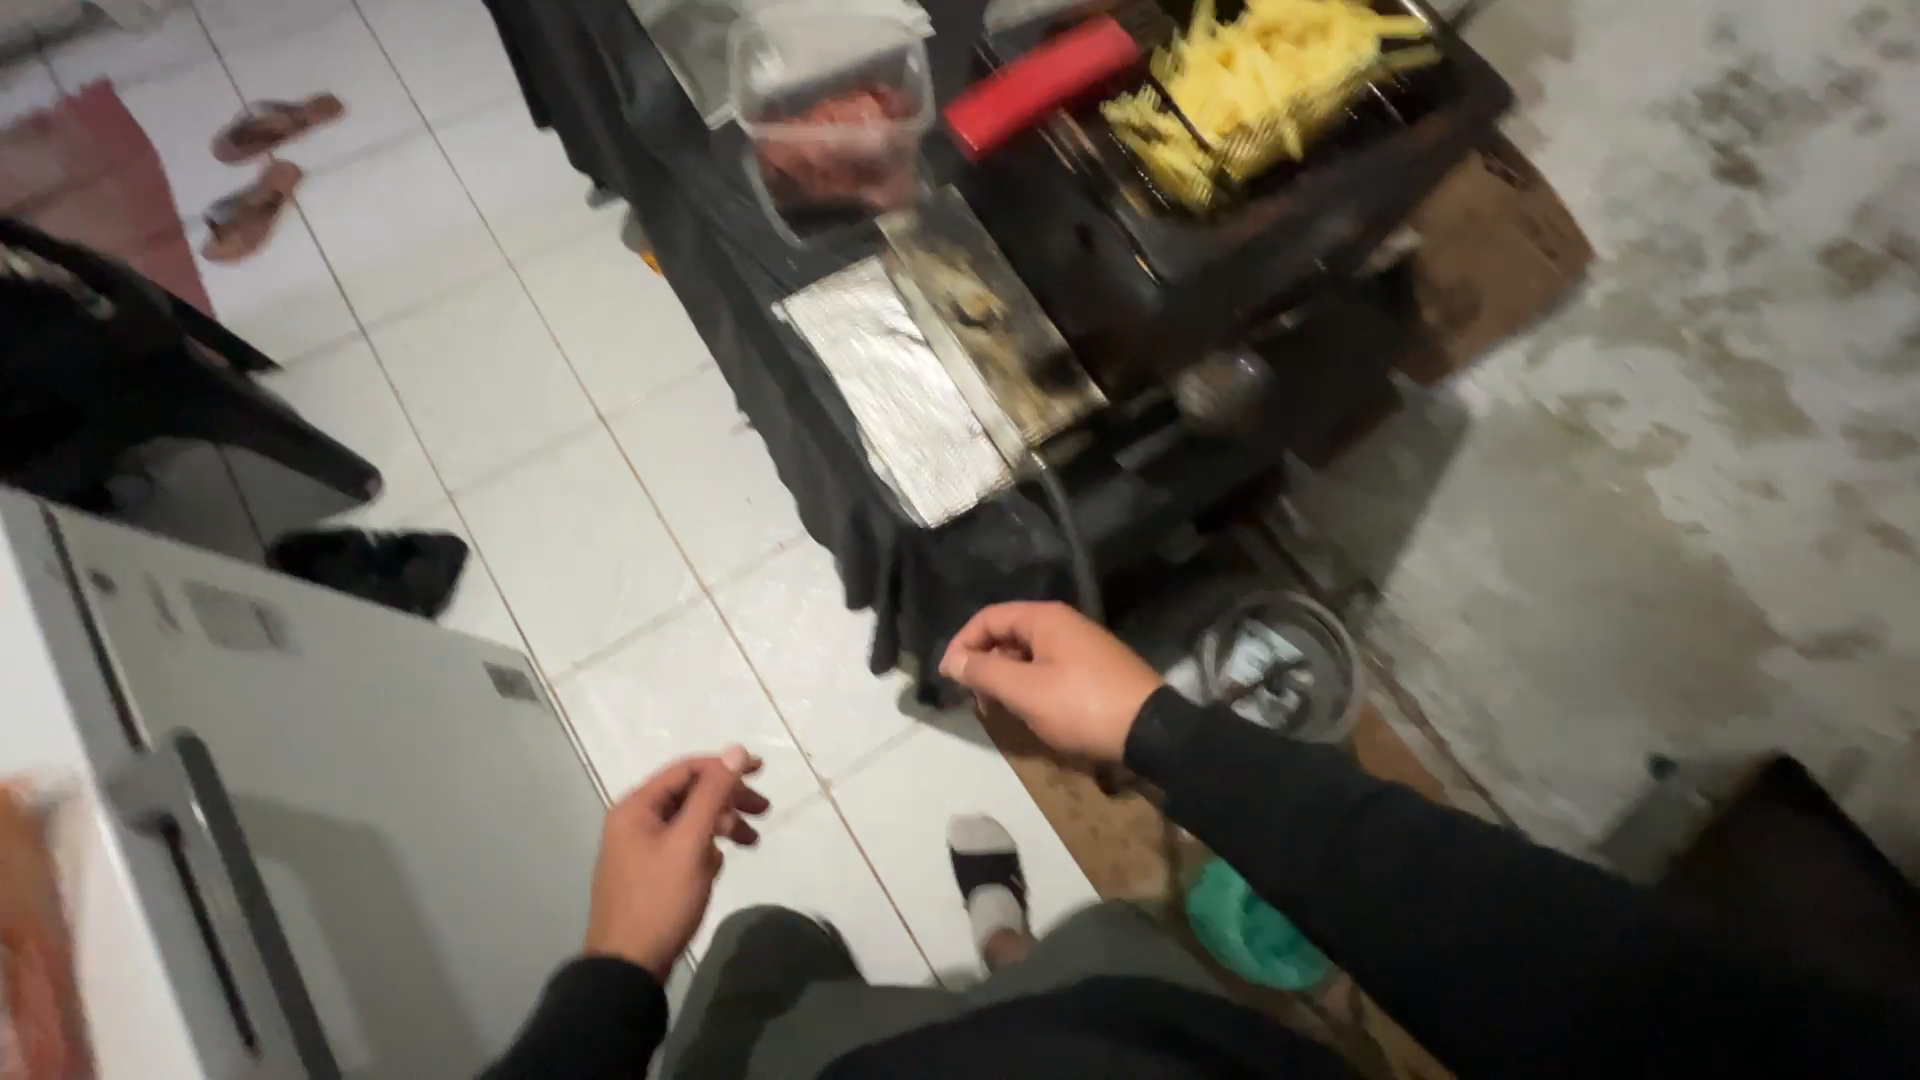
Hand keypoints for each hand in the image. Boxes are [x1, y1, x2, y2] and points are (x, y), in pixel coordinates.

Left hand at [583, 748, 768, 980]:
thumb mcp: (690, 842)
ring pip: (691, 821)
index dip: (725, 766)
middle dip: (728, 799)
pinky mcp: (650, 871)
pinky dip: (707, 847)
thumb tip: (735, 749)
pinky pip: (684, 844)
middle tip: (764, 810)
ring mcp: (641, 848)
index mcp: (636, 807)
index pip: (687, 769)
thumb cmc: (659, 899)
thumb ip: (713, 793)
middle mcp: (635, 821)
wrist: (627, 968)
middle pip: (690, 794)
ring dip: (722, 824)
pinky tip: (720, 864)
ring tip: (751, 841)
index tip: (761, 771)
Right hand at [940, 602, 1162, 762]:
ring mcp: (1079, 645)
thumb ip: (985, 672)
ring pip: (1026, 654)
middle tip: (976, 700)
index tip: (950, 678)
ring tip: (1000, 710)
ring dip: (1006, 678)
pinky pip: (1047, 668)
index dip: (962, 644)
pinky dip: (1029, 685)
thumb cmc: (1082, 706)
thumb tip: (952, 660)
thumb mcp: (1026, 691)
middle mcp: (1061, 623)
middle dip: (984, 664)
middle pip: (1007, 634)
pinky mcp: (1091, 668)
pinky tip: (1030, 711)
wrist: (1151, 731)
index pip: (987, 618)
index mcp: (1044, 618)